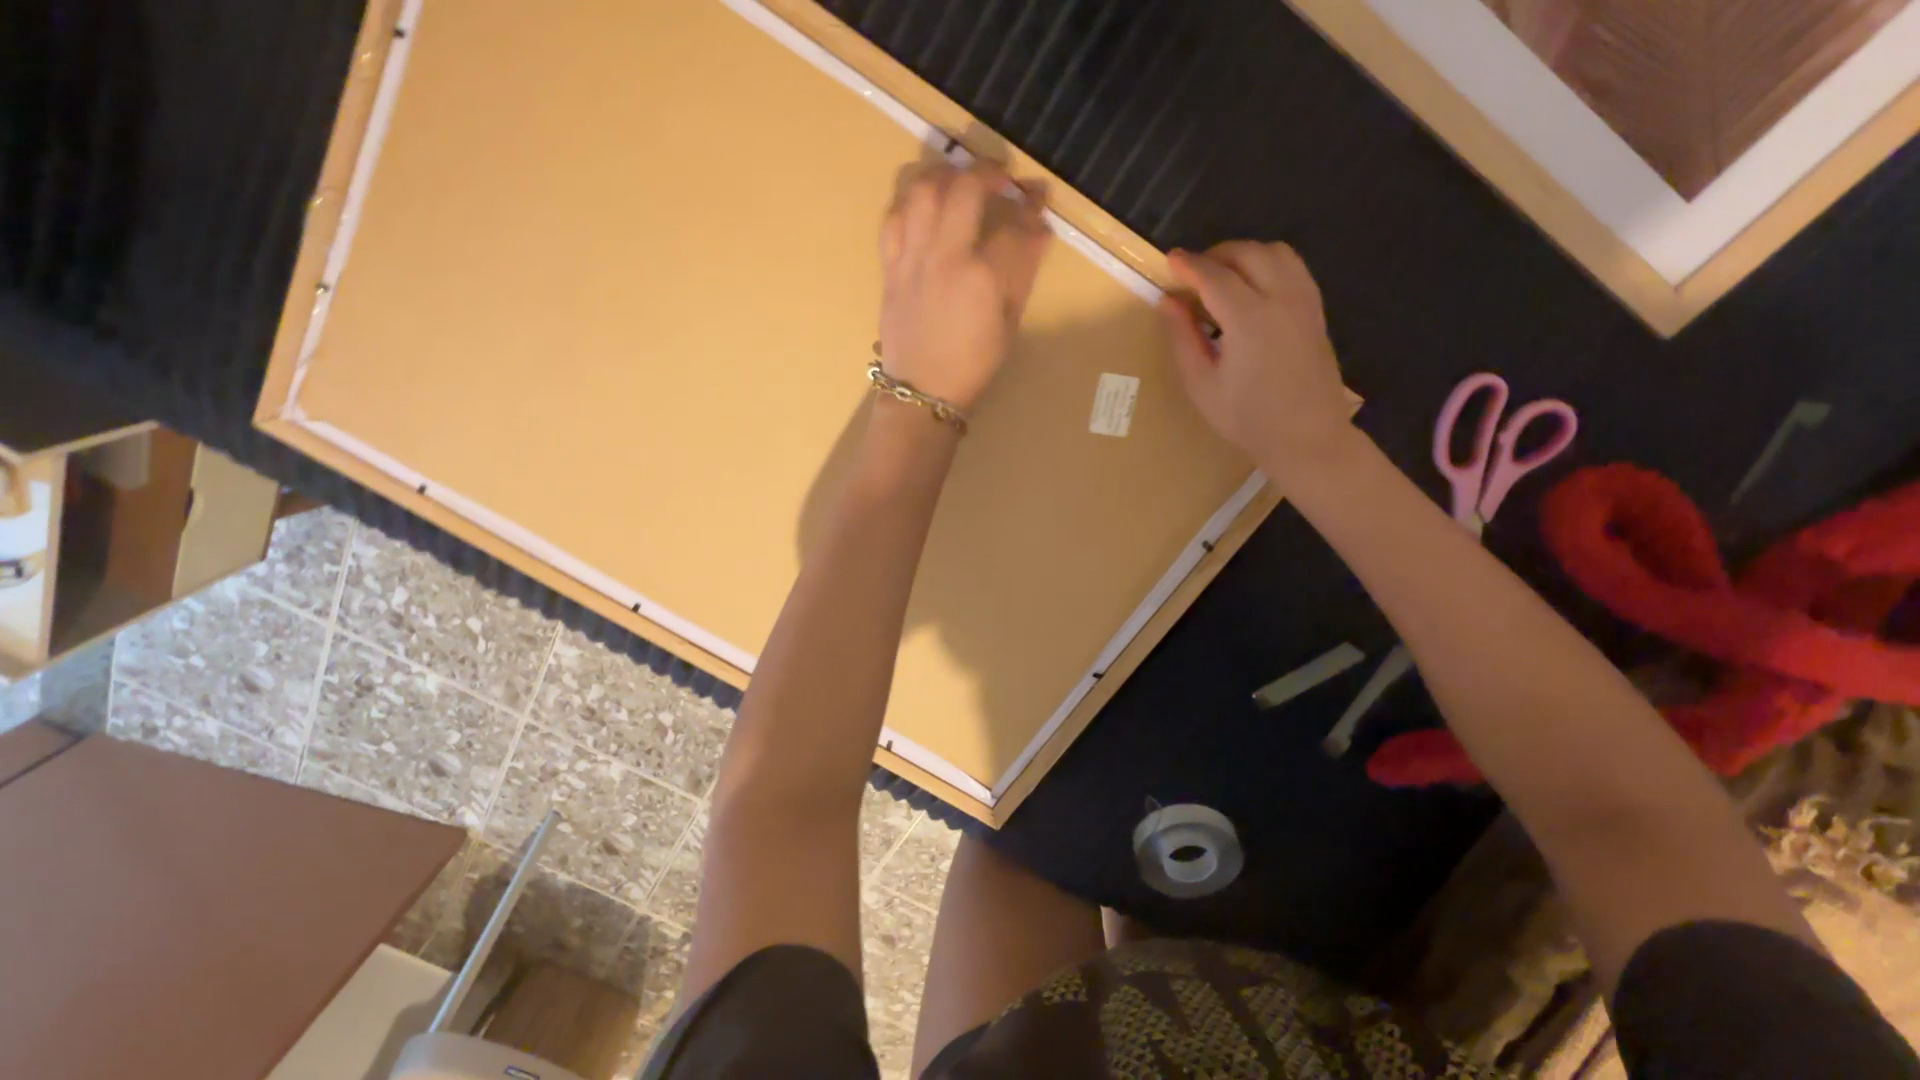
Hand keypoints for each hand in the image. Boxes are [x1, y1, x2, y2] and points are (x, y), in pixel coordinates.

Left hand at [878, 162, 1049, 412]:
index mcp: (982, 277)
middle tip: (1002, 178)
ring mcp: (912, 259)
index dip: (1030, 206)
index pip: (1013, 224)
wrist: (923, 391)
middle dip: (989, 172)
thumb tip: (1039, 229)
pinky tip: (925, 205)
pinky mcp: (890, 267)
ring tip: (960, 179)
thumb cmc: (973, 363)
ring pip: (922, 192)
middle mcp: (944, 257)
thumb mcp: (1009, 321)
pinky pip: (893, 218)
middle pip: (965, 189)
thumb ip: (1024, 270)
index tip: (1039, 197)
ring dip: (945, 175)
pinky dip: (910, 202)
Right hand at [1157, 242, 1353, 468]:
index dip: (1188, 265)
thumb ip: (1182, 338)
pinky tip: (1252, 288)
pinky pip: (1293, 268)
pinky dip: (1268, 265)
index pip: (1214, 275)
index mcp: (1249, 319)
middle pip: (1247, 254)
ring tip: (1223, 277)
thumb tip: (1168, 301)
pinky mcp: (1317, 310)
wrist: (1307, 438)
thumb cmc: (1248, 419)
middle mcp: (1281, 300)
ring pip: (1275, 253)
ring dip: (1245, 255)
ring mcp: (1304, 302)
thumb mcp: (1202, 385)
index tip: (1169, 260)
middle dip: (1215, 255)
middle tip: (1192, 273)